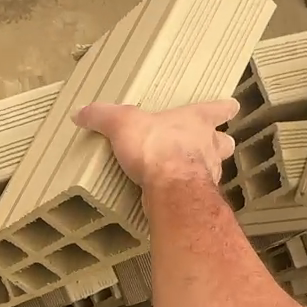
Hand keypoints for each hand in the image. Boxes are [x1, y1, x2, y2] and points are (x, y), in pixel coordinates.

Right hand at [74, 99, 238, 187]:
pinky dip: (188, 195)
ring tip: (186, 176)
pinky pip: (196, 194)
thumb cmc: (156, 147)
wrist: (171, 188)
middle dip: (218, 144)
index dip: (223, 108)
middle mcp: (210, 144)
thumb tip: (79, 111)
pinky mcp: (198, 197)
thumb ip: (102, 115)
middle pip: (225, 142)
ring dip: (204, 171)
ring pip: (215, 168)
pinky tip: (174, 198)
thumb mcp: (123, 124)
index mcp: (197, 120)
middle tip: (203, 149)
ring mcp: (208, 172)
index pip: (221, 108)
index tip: (227, 108)